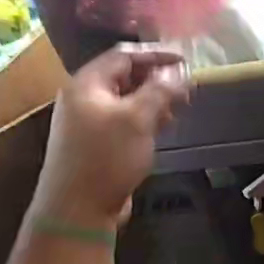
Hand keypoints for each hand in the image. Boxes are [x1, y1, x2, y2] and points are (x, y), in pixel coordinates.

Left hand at [33, 45, 188, 226]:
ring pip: (126, 100)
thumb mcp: (137, 119)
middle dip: (157, 79)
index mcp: (86, 84)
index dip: (156, 55)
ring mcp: (88, 122)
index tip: (185, 61)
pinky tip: (162, 127)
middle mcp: (84, 98)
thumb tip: (178, 72)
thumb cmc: (107, 157)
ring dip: (154, 100)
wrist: (79, 208)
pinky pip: (124, 121)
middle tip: (185, 88)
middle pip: (124, 77)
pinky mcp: (97, 144)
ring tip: (179, 108)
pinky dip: (145, 118)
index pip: (124, 56)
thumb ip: (160, 91)